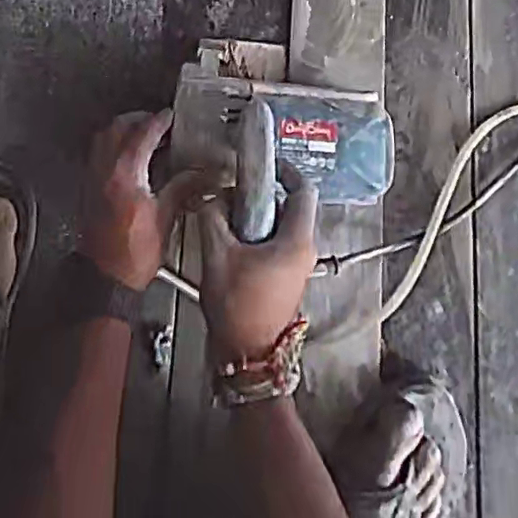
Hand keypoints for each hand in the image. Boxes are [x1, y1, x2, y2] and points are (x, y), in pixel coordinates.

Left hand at [82, 111, 203, 289]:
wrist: (106, 278)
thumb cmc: (132, 255)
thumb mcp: (165, 217)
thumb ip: (182, 188)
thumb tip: (200, 173)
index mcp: (124, 174)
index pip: (142, 134)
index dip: (159, 121)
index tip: (170, 117)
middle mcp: (104, 171)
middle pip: (118, 128)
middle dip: (139, 119)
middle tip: (158, 123)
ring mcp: (93, 178)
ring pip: (104, 138)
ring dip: (123, 130)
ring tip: (144, 135)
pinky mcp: (88, 188)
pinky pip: (98, 153)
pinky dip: (113, 145)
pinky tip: (129, 157)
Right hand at [194, 162, 317, 360]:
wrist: (246, 355)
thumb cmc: (238, 306)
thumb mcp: (217, 254)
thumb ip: (213, 216)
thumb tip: (213, 196)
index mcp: (297, 241)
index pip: (304, 191)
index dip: (286, 170)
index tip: (265, 162)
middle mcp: (304, 250)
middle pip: (290, 206)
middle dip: (263, 193)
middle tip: (236, 186)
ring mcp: (297, 265)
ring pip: (281, 225)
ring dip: (257, 214)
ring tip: (228, 210)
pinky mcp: (285, 276)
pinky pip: (275, 242)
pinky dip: (257, 232)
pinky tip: (231, 236)